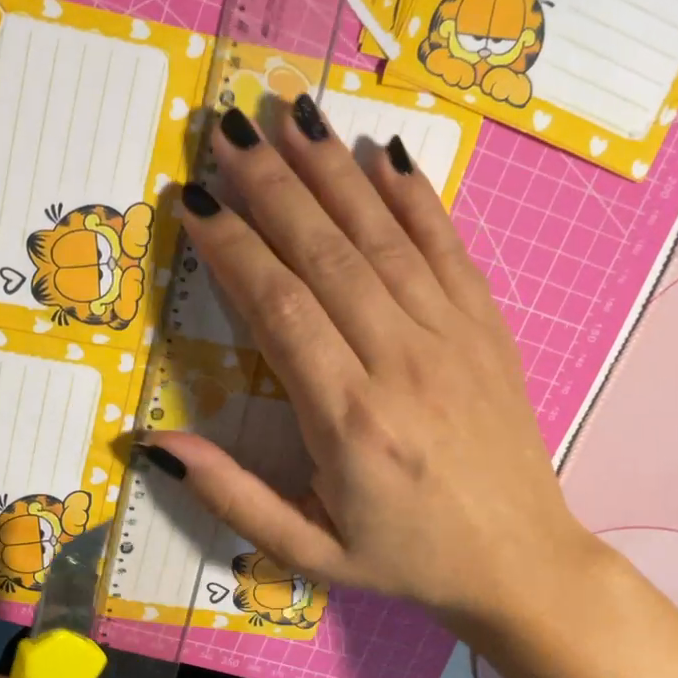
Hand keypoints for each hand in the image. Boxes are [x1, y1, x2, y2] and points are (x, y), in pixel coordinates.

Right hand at [149, 101, 600, 628]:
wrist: (523, 562)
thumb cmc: (402, 557)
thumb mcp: (305, 551)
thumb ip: (230, 496)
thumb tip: (154, 444)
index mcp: (349, 419)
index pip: (280, 308)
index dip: (233, 248)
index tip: (194, 200)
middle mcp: (401, 361)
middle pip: (326, 253)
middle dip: (270, 185)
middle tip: (227, 130)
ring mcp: (452, 335)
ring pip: (382, 235)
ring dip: (332, 171)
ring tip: (290, 115)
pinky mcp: (485, 325)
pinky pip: (445, 245)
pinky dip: (412, 194)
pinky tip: (381, 151)